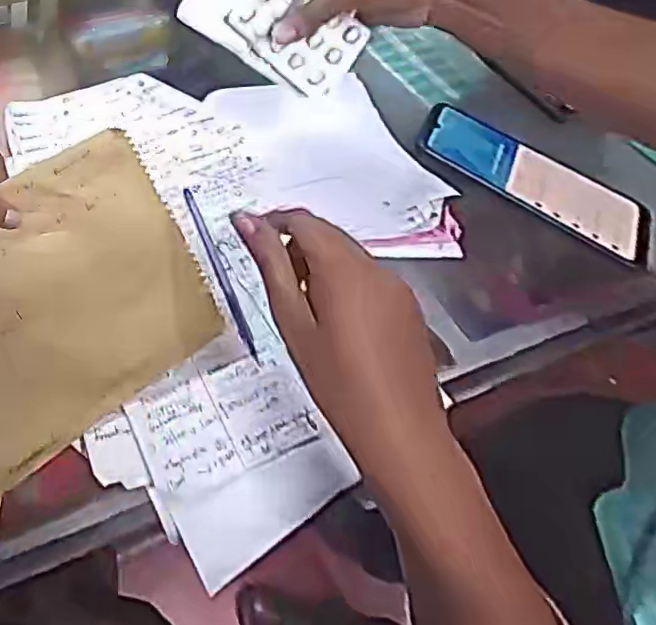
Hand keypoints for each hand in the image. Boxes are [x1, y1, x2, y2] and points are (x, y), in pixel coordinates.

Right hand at [233, 209, 447, 482]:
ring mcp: (397, 289)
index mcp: (344, 269)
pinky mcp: (407, 308)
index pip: (302, 221)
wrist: (402, 435)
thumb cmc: (340, 384)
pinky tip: (329, 318)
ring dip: (316, 263)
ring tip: (297, 303)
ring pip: (346, 254)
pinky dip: (341, 281)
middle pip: (326, 234)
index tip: (249, 233)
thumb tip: (248, 223)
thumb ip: (270, 264)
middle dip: (293, 243)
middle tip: (268, 272)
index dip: (271, 222)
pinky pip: (367, 277)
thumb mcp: (291, 320)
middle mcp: (376, 270)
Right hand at [272, 0, 488, 44]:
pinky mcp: (341, 8)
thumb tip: (282, 33)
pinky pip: (317, 23)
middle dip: (273, 9)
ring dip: (293, 25)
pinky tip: (300, 47)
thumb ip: (309, 16)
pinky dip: (311, 34)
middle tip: (254, 25)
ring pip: (300, 8)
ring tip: (274, 41)